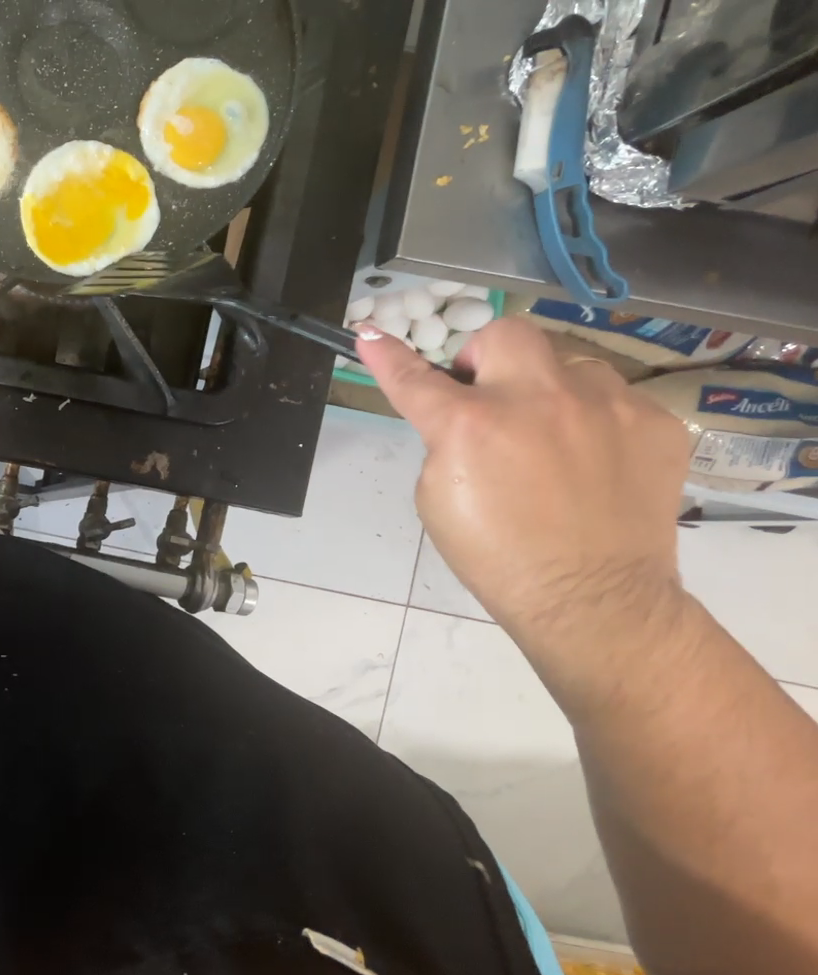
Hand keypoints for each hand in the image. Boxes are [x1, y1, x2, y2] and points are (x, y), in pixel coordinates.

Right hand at [356, 317, 692, 631]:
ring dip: (546, 388)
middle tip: (484, 397)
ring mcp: (606, 405)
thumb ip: (446, 440)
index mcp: (470, 425)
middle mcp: (538, 400)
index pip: (415, 379)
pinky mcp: (654, 421)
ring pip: (567, 364)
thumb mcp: (437, 494)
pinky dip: (590, 418)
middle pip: (507, 335)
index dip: (387, 355)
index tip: (367, 333)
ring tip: (548, 438)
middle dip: (485, 357)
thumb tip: (461, 414)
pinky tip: (589, 460)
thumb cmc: (492, 552)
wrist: (588, 593)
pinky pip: (612, 397)